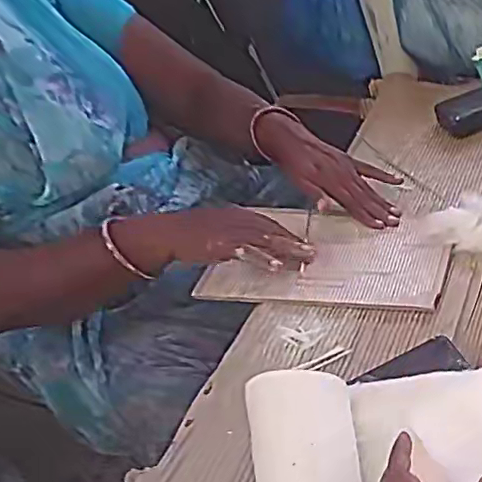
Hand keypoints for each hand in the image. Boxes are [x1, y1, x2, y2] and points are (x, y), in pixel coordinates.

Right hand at [121, 207, 314, 272]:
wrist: (167, 233)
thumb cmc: (193, 233)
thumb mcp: (222, 228)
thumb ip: (242, 234)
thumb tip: (261, 245)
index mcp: (240, 214)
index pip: (270, 223)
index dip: (289, 234)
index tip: (305, 244)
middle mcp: (239, 220)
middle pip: (273, 231)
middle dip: (294, 242)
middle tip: (313, 253)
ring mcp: (232, 232)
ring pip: (266, 241)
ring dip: (286, 251)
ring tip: (303, 260)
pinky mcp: (223, 245)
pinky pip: (248, 253)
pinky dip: (263, 259)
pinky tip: (276, 266)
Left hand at [253, 111, 401, 228]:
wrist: (290, 138)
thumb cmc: (293, 163)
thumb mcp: (299, 181)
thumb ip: (315, 194)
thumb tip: (326, 208)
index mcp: (332, 181)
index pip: (353, 204)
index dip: (367, 216)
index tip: (380, 225)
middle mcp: (343, 174)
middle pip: (365, 197)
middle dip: (381, 211)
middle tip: (395, 222)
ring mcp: (348, 167)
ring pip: (369, 187)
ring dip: (384, 200)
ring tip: (397, 211)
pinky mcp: (350, 161)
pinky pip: (370, 169)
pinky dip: (384, 176)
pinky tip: (397, 180)